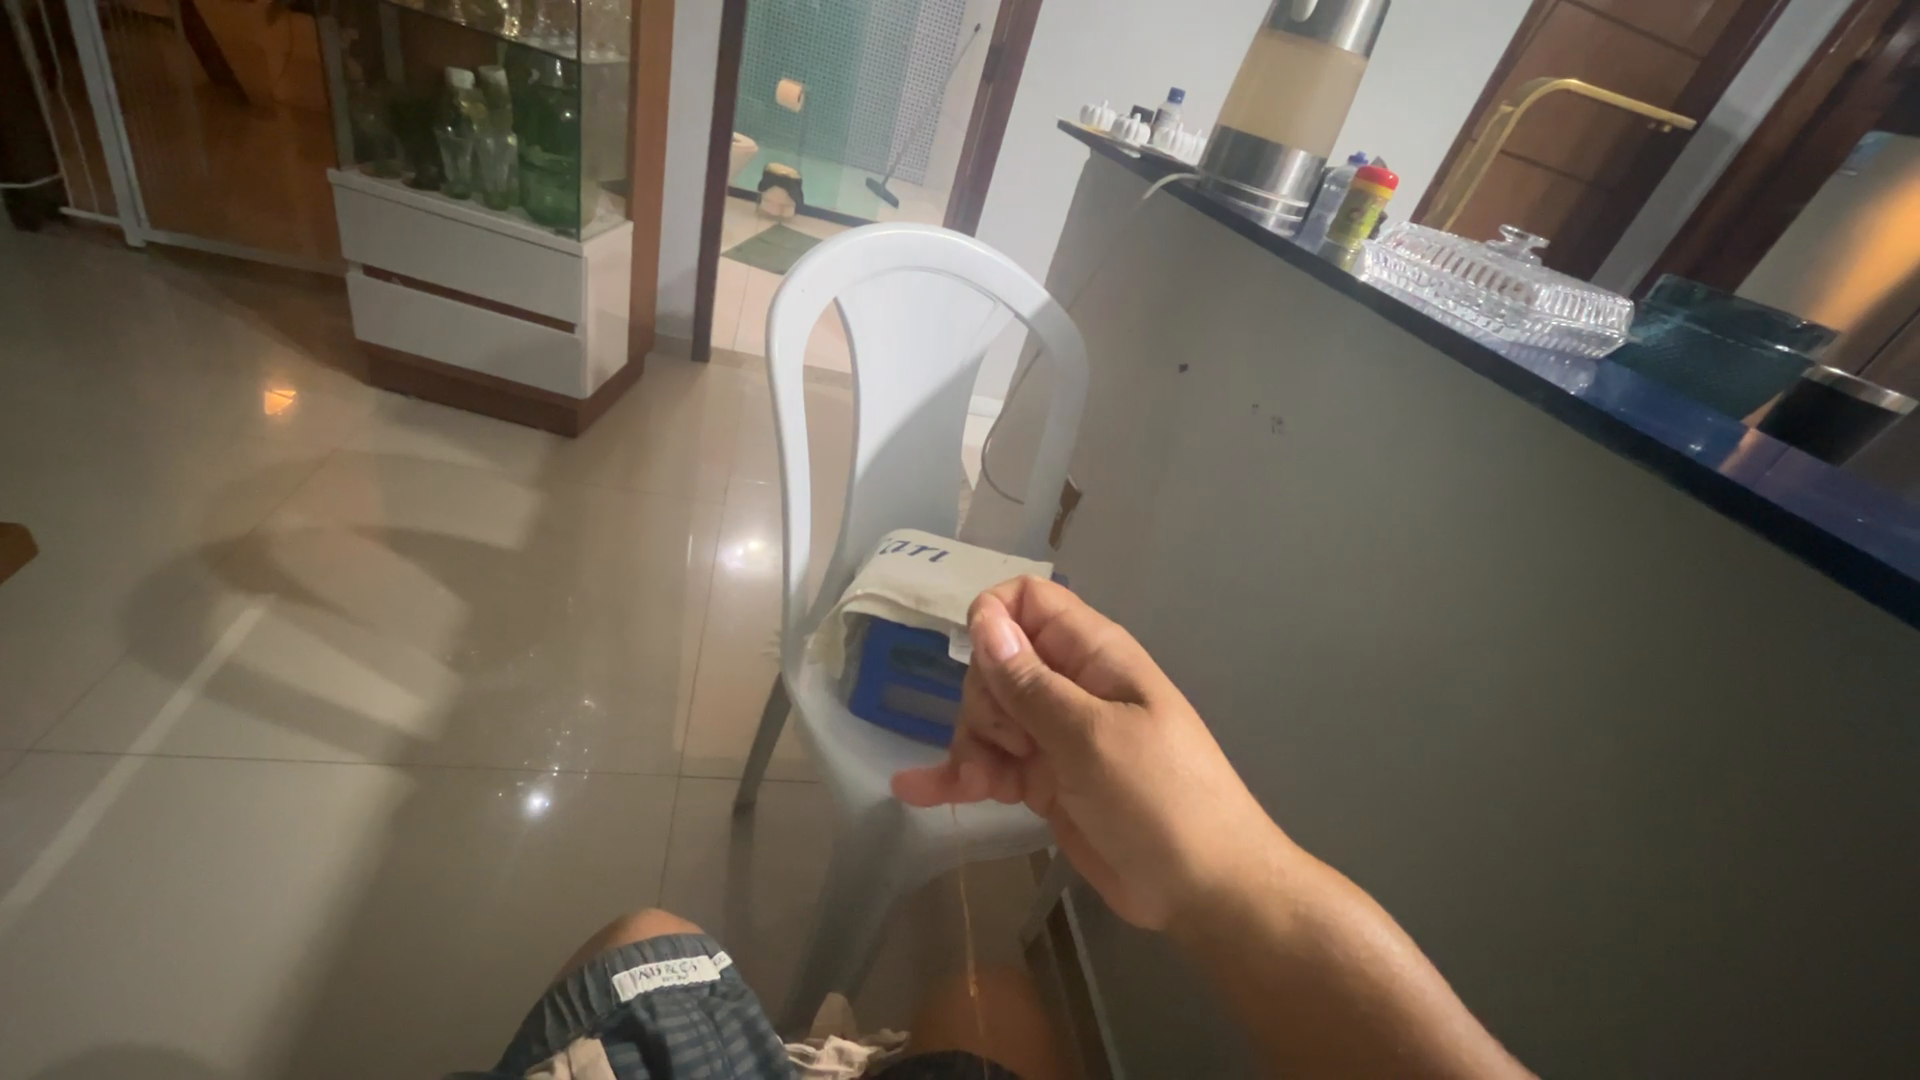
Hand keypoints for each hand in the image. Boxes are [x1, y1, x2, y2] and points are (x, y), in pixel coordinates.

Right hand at [892, 576, 1282, 928]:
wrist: (1202, 890)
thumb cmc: (1161, 799)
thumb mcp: (1091, 736)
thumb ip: (1031, 683)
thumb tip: (983, 619)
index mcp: (1091, 655)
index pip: (1028, 601)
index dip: (993, 619)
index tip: (980, 665)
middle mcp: (1069, 685)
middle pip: (996, 664)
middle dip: (982, 702)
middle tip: (1010, 745)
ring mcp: (1054, 734)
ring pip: (987, 717)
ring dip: (970, 747)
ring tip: (979, 786)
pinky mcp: (1043, 780)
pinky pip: (990, 766)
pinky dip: (956, 775)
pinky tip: (913, 789)